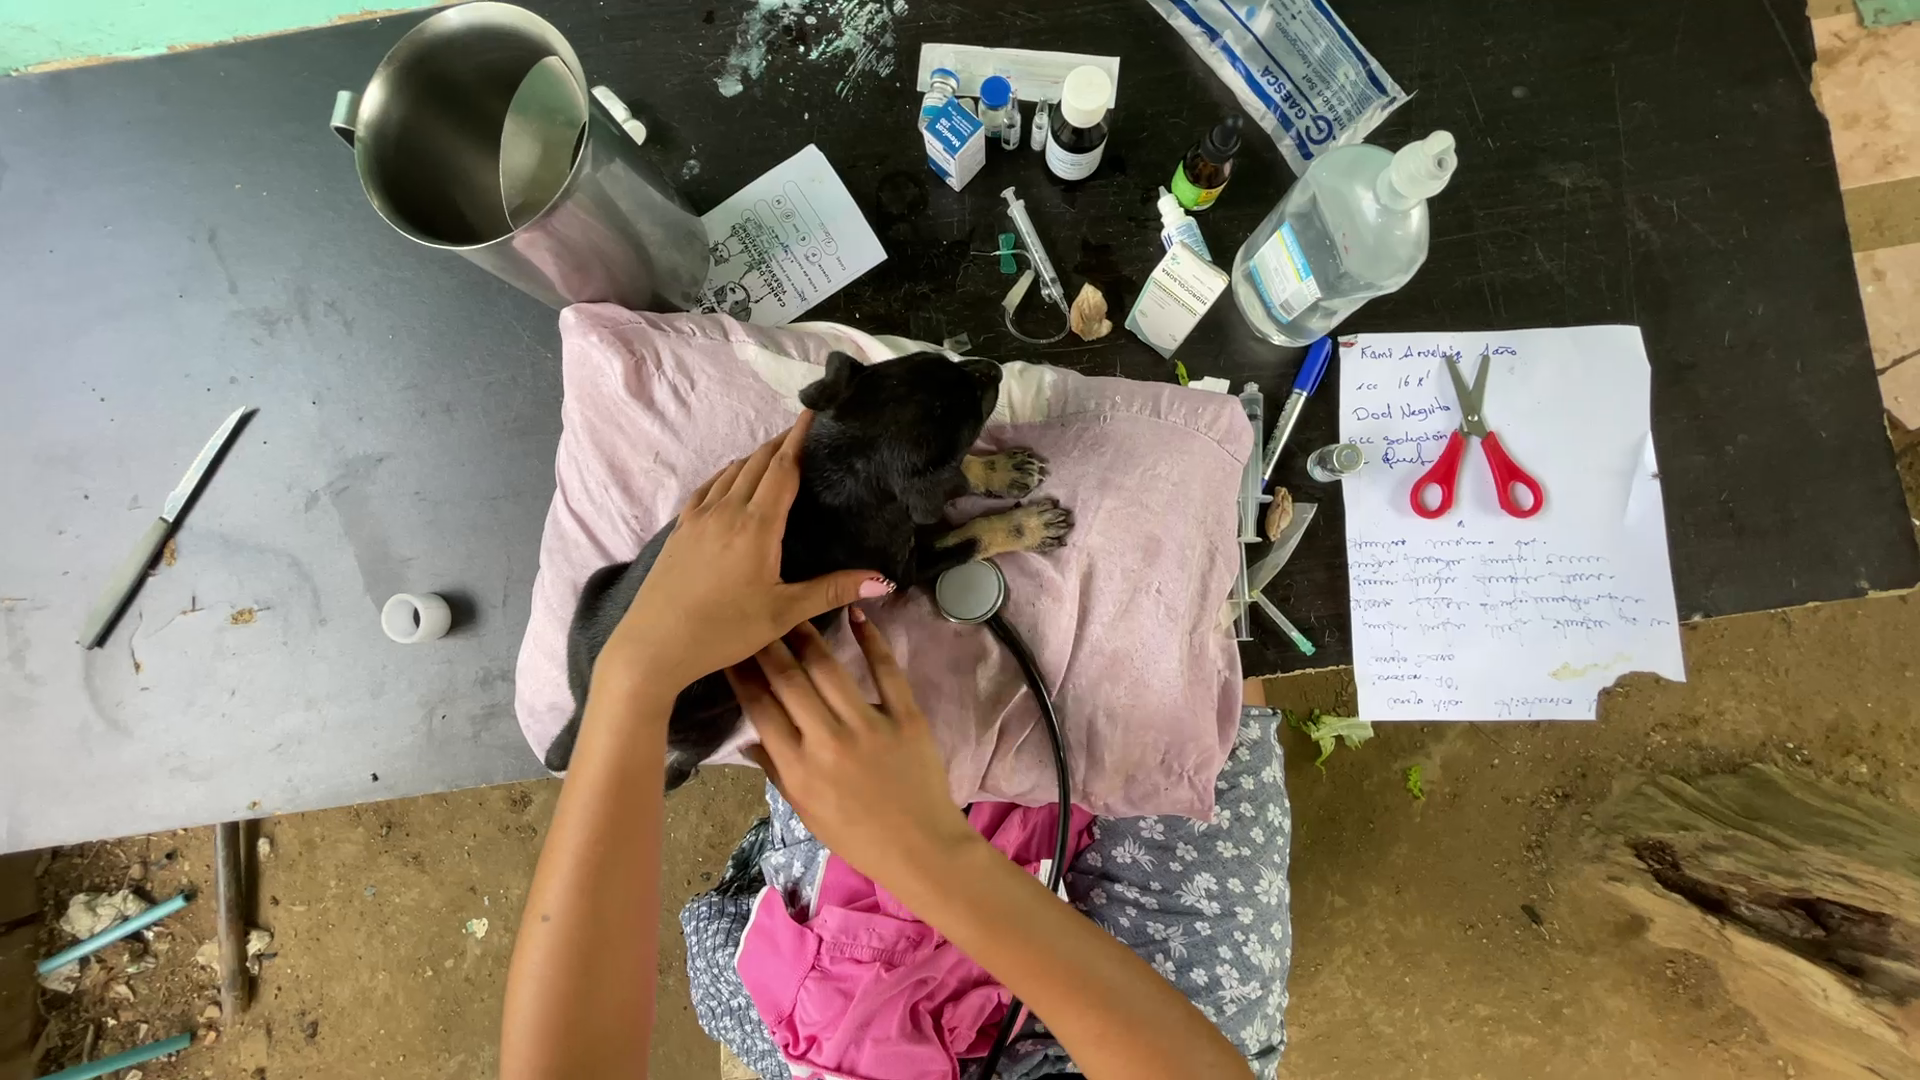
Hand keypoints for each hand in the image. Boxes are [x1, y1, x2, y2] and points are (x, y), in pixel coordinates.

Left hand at [599, 412, 893, 692]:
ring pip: (730, 472)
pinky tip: (729, 481)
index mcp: (756, 525)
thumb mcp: (783, 613)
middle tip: (801, 432)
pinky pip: (707, 489)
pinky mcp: (679, 530)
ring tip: (773, 454)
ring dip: (754, 458)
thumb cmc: (723, 631)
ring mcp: (697, 518)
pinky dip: (726, 476)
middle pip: (756, 463)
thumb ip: (832, 591)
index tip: (812, 413)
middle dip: (780, 444)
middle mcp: (726, 511)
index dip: (799, 439)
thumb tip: (883, 580)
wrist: (653, 646)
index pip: (783, 469)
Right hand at [727, 612, 979, 886]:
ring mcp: (868, 726)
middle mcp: (827, 742)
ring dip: (806, 636)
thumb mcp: (806, 811)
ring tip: (794, 612)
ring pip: (828, 669)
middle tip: (756, 617)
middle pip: (788, 681)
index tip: (730, 649)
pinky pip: (885, 670)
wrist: (920, 848)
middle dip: (767, 645)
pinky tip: (854, 613)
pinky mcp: (906, 716)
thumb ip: (776, 772)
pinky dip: (871, 639)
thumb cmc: (858, 835)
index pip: (760, 710)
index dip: (742, 675)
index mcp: (798, 768)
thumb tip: (745, 740)